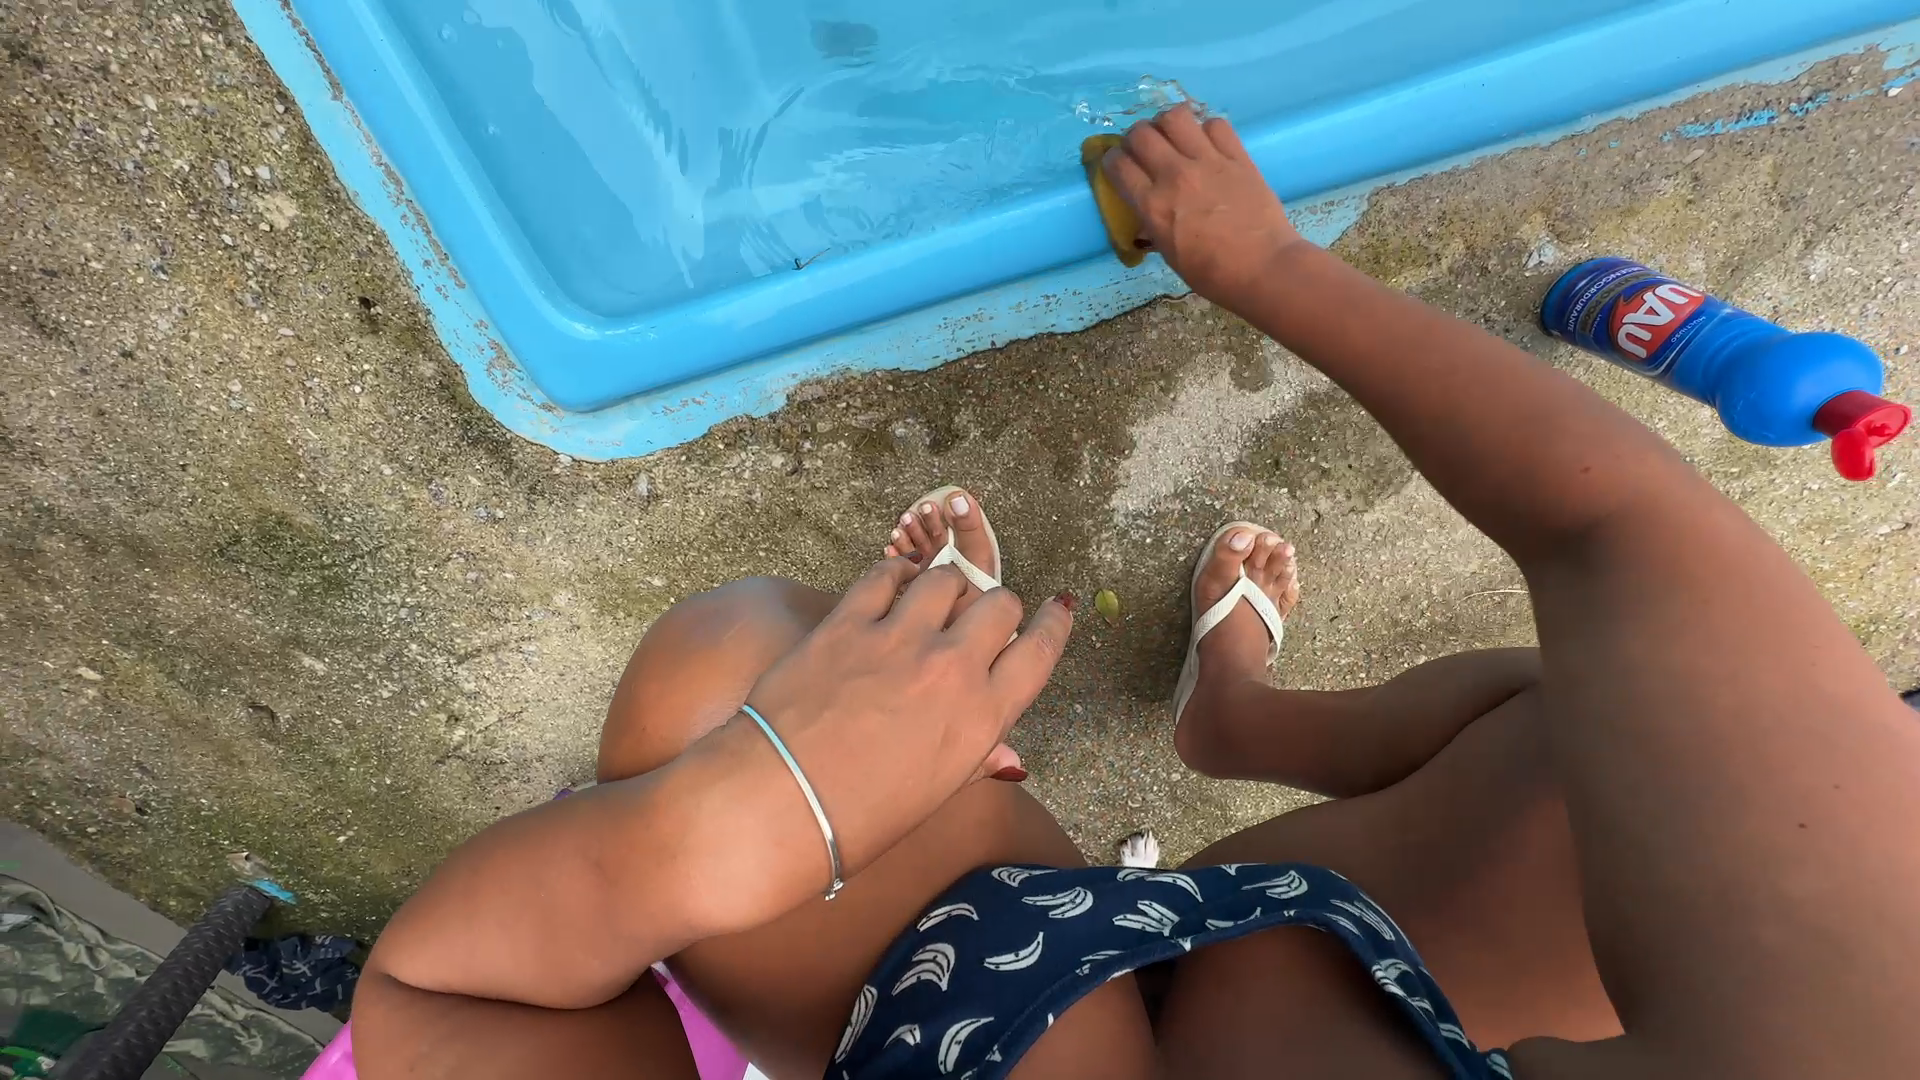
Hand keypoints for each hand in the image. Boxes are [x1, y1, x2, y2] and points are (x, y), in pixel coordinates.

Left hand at [740, 560, 1073, 875]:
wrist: (777, 807)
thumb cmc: (860, 821)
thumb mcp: (934, 795)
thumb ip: (976, 760)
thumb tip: (1011, 758)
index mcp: (981, 717)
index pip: (1038, 651)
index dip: (1054, 624)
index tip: (1058, 608)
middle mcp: (950, 668)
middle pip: (999, 604)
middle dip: (996, 608)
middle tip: (977, 620)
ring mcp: (898, 639)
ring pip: (946, 579)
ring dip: (947, 586)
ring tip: (933, 598)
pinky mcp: (847, 622)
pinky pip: (883, 575)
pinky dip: (895, 573)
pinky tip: (893, 582)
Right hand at [1101, 105, 1306, 306]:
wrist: (1261, 267)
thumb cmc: (1210, 273)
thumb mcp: (1168, 253)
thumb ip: (1153, 223)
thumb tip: (1147, 209)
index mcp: (1153, 206)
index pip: (1119, 166)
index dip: (1111, 161)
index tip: (1115, 164)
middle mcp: (1175, 175)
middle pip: (1141, 134)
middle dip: (1134, 138)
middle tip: (1141, 149)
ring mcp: (1208, 161)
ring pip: (1175, 117)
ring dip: (1166, 124)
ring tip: (1171, 136)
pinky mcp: (1237, 155)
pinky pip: (1214, 124)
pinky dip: (1204, 129)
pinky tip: (1205, 143)